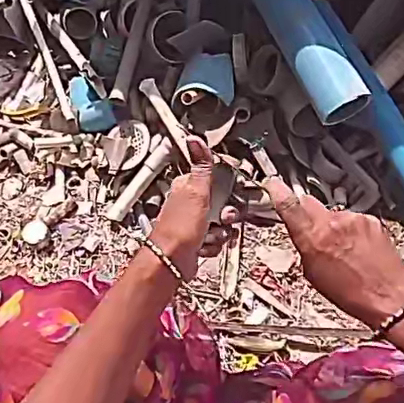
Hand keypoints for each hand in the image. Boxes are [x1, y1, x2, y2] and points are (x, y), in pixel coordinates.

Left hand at [147, 138, 239, 278]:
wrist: (171, 263)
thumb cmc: (178, 228)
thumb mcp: (195, 191)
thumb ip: (200, 166)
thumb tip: (195, 139)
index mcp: (187, 187)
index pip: (216, 180)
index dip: (228, 189)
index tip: (231, 196)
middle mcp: (190, 204)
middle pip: (223, 204)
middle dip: (227, 215)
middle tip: (222, 218)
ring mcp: (194, 223)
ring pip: (222, 224)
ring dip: (221, 232)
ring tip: (212, 235)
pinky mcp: (198, 241)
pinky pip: (217, 240)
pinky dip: (215, 245)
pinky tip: (206, 246)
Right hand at [264, 175, 403, 326]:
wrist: (389, 296)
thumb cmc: (352, 293)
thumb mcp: (313, 274)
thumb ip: (304, 247)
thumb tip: (301, 234)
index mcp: (314, 237)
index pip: (290, 205)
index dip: (279, 192)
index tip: (273, 185)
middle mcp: (334, 223)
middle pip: (311, 205)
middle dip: (308, 215)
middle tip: (313, 234)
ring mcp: (354, 219)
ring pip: (334, 214)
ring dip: (334, 227)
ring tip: (343, 251)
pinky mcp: (370, 220)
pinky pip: (353, 219)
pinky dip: (352, 231)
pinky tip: (357, 249)